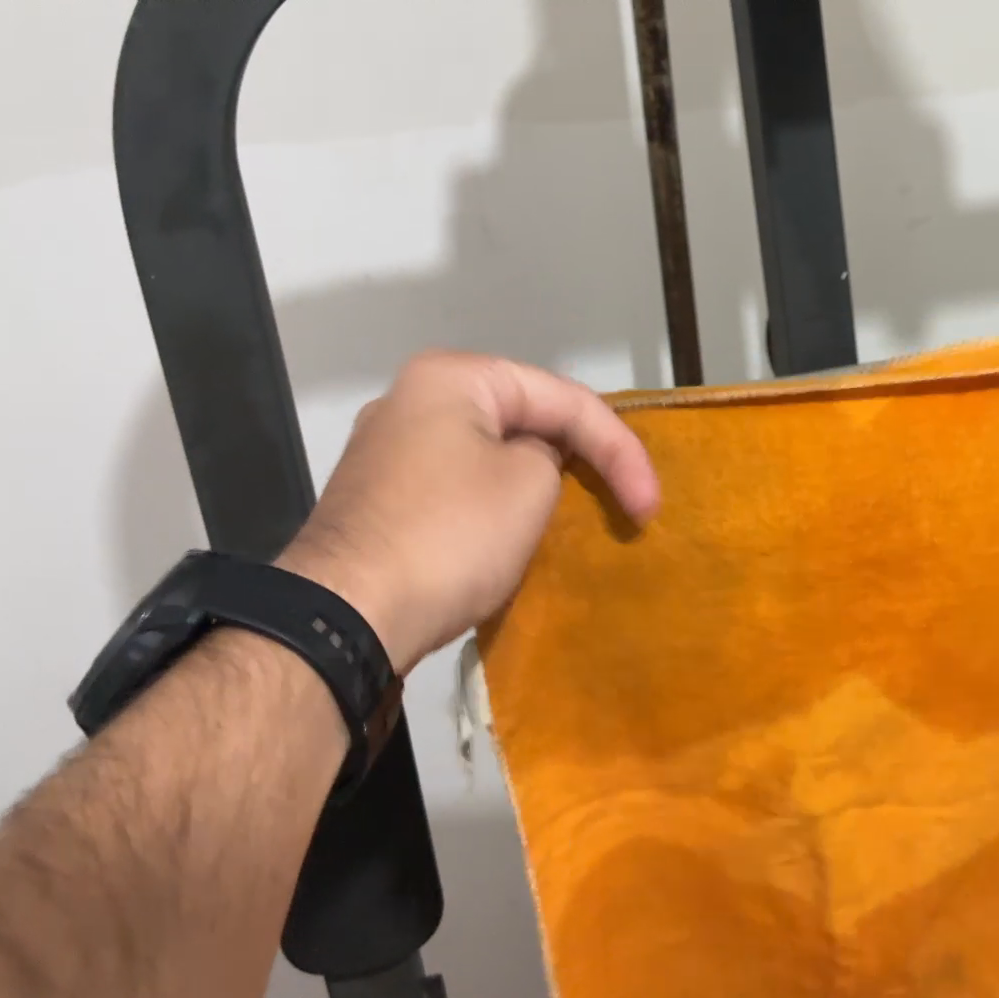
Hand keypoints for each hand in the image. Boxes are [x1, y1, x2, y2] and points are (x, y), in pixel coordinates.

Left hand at [275, 352, 659, 670]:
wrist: (348, 616)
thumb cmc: (452, 536)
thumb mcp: (532, 484)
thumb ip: (556, 454)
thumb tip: (537, 463)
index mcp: (455, 379)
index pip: (568, 400)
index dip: (622, 450)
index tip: (649, 507)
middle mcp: (417, 399)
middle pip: (532, 419)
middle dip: (587, 459)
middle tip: (628, 501)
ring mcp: (395, 450)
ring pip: (500, 453)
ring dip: (550, 481)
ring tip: (589, 512)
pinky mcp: (389, 497)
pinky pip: (469, 484)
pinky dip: (510, 501)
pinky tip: (530, 526)